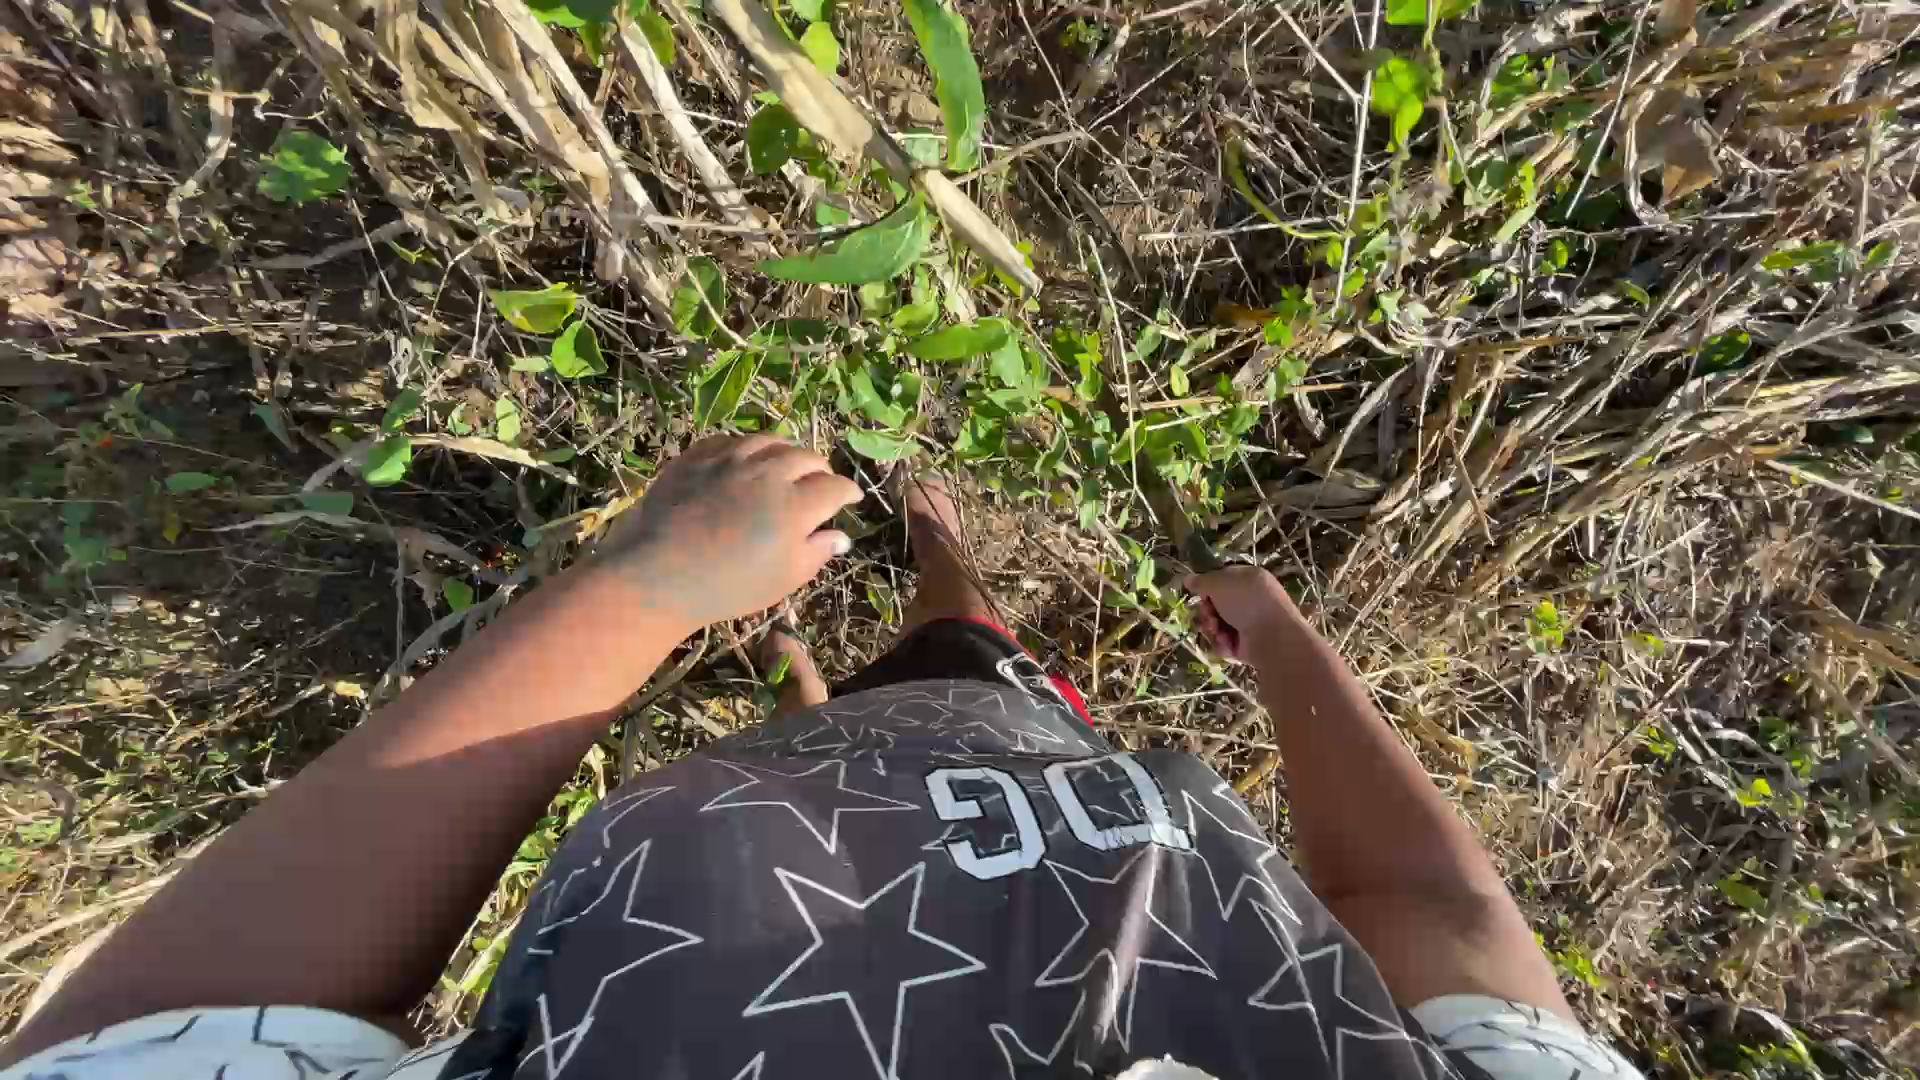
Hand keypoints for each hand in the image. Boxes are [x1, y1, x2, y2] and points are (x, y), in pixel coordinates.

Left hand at [596, 436, 860, 628]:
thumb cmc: (728, 587)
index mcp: (795, 504)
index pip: (834, 487)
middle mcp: (768, 472)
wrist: (657, 575)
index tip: (851, 497)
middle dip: (821, 468)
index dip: (848, 491)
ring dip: (787, 451)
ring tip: (789, 462)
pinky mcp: (697, 457)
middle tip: (823, 480)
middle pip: (806, 457)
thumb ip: (817, 553)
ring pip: (770, 442)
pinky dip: (748, 447)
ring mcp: (730, 460)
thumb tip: (841, 536)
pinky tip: (747, 457)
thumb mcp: (784, 578)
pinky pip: (731, 440)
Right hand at [1183, 565, 1305, 663]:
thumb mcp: (1218, 583)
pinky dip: (1221, 642)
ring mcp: (1249, 622)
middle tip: (1209, 615)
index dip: (1208, 587)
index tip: (1200, 593)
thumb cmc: (1247, 602)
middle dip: (1207, 611)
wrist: (1272, 637)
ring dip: (1211, 627)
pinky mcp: (1247, 643)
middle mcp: (1250, 599)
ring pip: (1217, 623)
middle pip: (1216, 603)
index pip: (1222, 579)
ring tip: (1217, 631)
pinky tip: (1225, 643)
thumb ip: (1201, 581)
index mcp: (1249, 578)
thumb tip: (1187, 579)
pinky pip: (1224, 641)